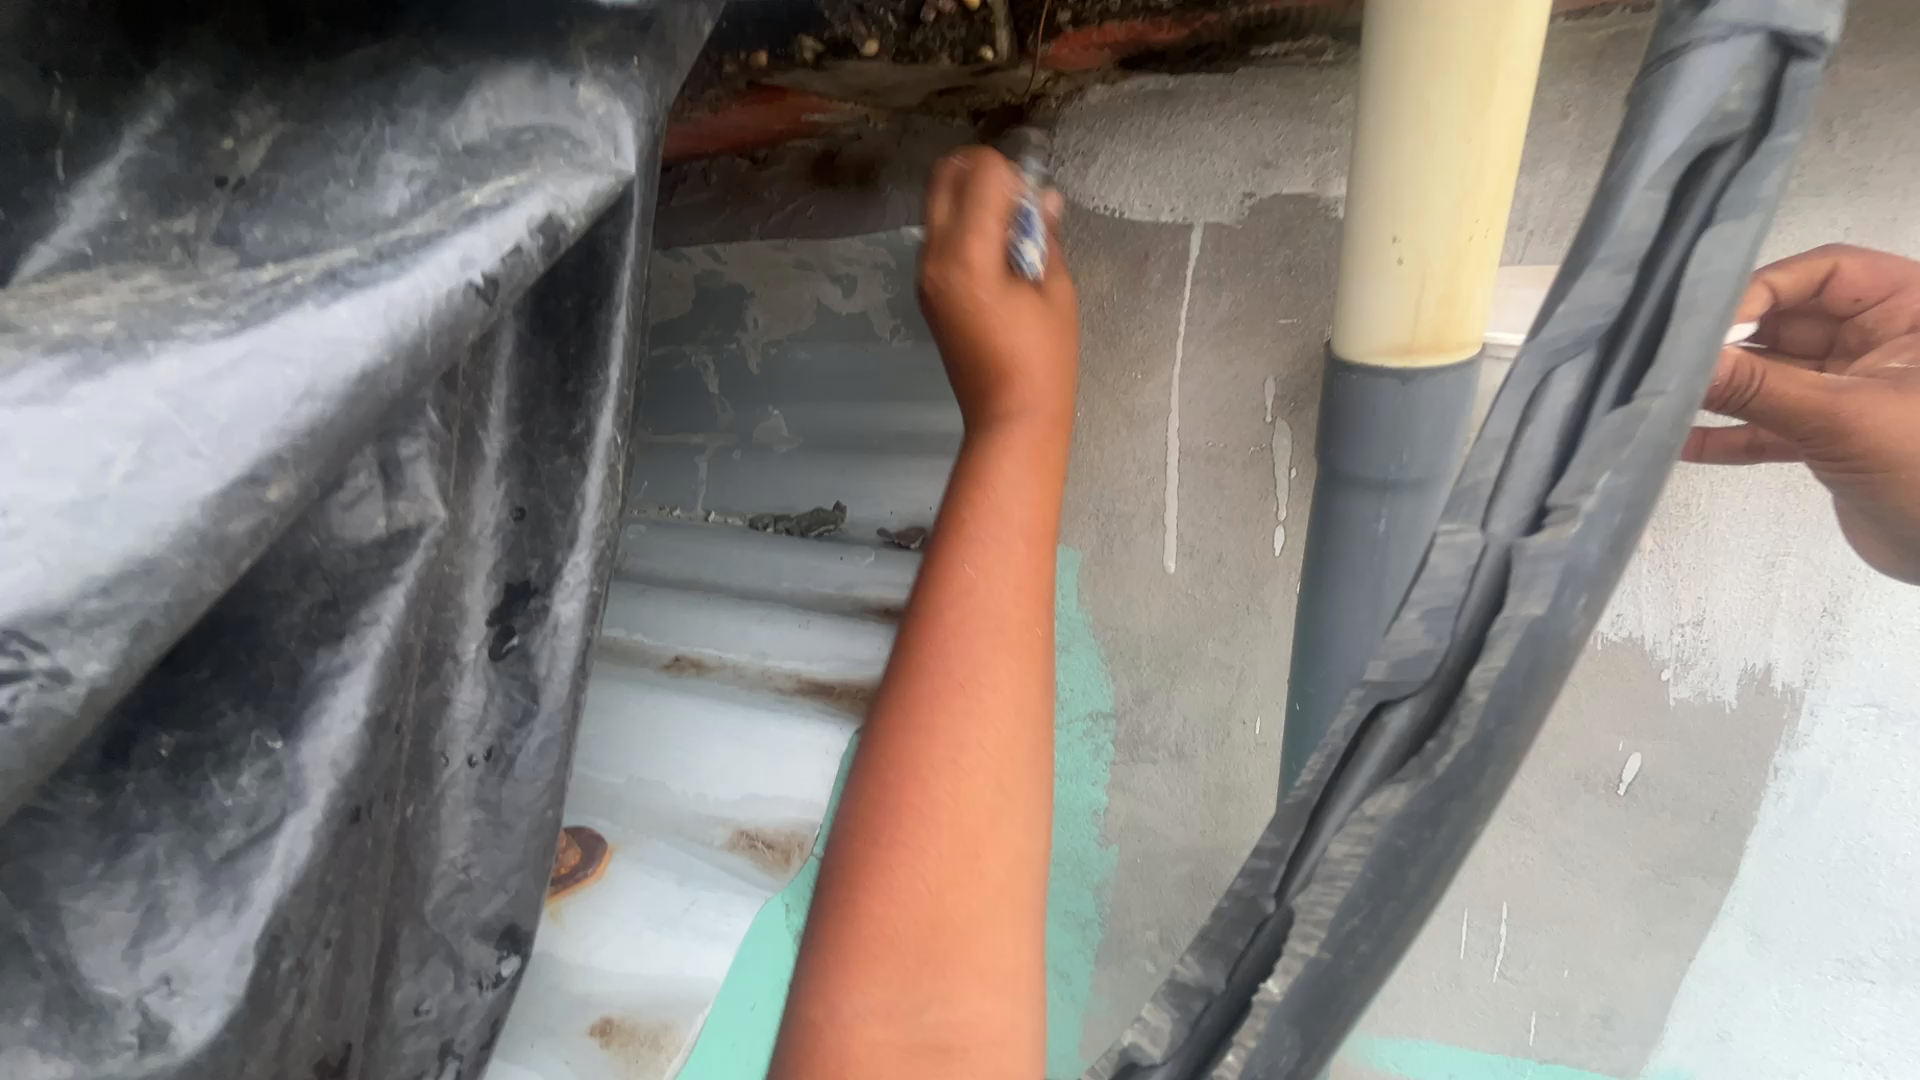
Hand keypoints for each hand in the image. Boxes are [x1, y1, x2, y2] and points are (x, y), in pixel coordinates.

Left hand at [919, 146, 1078, 434]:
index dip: (1013, 174)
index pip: (980, 171)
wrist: (1008, 417)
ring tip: (1009, 237)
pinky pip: (938, 237)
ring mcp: (925, 276)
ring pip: (937, 203)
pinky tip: (995, 259)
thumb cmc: (1043, 360)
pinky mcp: (927, 293)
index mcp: (968, 254)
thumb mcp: (1055, 292)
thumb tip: (1043, 199)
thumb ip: (1043, 236)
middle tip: (1017, 204)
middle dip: (982, 173)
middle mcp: (934, 257)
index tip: (1033, 205)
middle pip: (946, 174)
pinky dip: (962, 228)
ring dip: (971, 200)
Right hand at [1682, 244, 1919, 583]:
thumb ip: (1757, 388)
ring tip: (1659, 401)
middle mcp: (1883, 344)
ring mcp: (1851, 392)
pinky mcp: (1827, 437)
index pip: (1827, 273)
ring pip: (1767, 376)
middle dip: (1727, 343)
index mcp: (1917, 313)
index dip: (1763, 291)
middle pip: (1785, 323)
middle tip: (1664, 364)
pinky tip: (1676, 444)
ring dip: (1715, 391)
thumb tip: (1678, 364)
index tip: (1703, 330)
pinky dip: (1720, 435)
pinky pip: (1762, 426)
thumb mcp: (1845, 419)